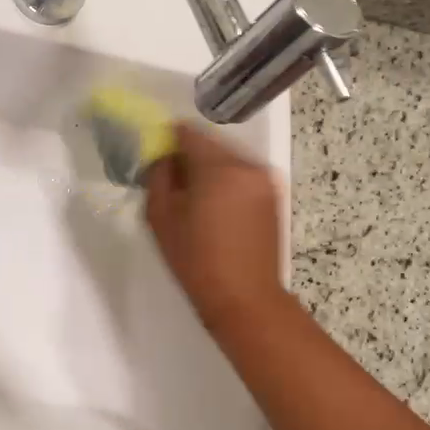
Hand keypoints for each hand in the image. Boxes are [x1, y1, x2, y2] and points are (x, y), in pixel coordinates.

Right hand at [143, 121, 285, 328]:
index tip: (154, 159)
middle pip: (209, 144)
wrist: (245, 298)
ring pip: (226, 160)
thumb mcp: (160, 215)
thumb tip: (163, 156)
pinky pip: (241, 176)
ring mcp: (267, 181)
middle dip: (187, 157)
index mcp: (219, 167)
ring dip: (206, 171)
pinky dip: (224, 183)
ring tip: (192, 201)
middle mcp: (248, 166)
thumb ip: (158, 174)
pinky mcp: (275, 196)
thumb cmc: (195, 259)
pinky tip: (212, 211)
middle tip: (170, 184)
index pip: (187, 132)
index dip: (166, 140)